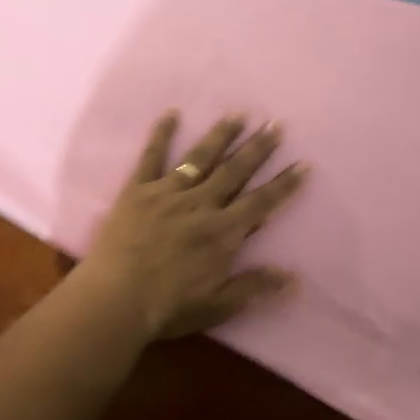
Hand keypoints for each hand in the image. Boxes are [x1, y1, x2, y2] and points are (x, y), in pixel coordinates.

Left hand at [75, 111, 307, 338]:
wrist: (117, 296)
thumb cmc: (169, 306)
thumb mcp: (219, 305)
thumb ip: (254, 286)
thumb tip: (293, 276)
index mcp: (222, 233)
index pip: (261, 203)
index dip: (283, 185)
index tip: (303, 163)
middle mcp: (199, 204)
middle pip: (234, 171)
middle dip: (257, 148)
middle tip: (275, 124)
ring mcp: (167, 192)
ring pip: (199, 157)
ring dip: (220, 135)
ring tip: (237, 114)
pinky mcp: (138, 189)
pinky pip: (152, 155)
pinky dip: (162, 133)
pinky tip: (172, 112)